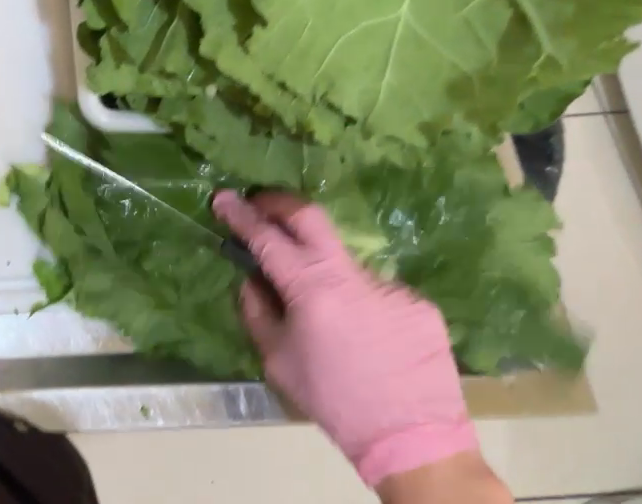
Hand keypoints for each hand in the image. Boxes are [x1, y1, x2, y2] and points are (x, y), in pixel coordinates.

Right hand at [213, 191, 488, 493]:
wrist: (415, 443)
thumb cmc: (333, 401)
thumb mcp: (277, 359)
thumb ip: (257, 309)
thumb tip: (253, 278)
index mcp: (312, 290)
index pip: (267, 237)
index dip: (240, 214)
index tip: (223, 197)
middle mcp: (352, 277)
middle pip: (310, 216)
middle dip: (279, 203)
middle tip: (260, 204)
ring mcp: (391, 286)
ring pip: (343, 263)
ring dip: (323, 271)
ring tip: (325, 310)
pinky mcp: (419, 304)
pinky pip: (375, 289)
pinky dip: (357, 299)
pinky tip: (362, 333)